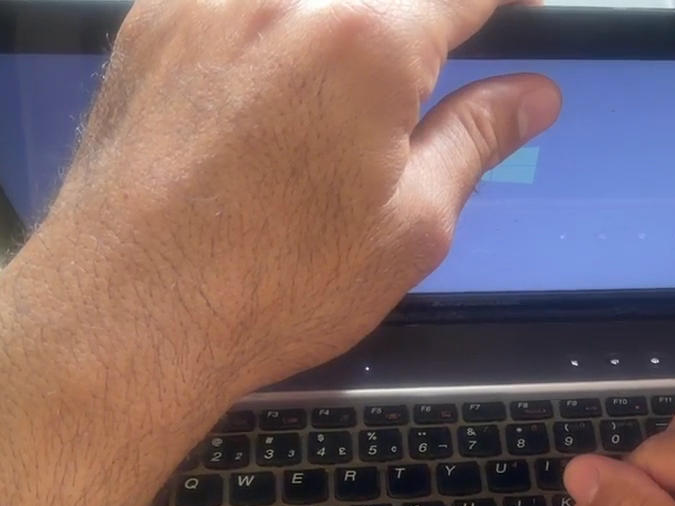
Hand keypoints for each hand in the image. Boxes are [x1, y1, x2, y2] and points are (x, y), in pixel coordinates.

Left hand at [0, 0, 559, 432]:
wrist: (138, 307)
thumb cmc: (293, 281)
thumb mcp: (414, 225)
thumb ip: (475, 140)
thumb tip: (536, 95)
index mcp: (370, 39)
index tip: (534, 8)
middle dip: (434, 5)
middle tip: (458, 37)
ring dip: (360, 17)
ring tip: (373, 76)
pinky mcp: (154, 15)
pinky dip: (289, 17)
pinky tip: (290, 67)